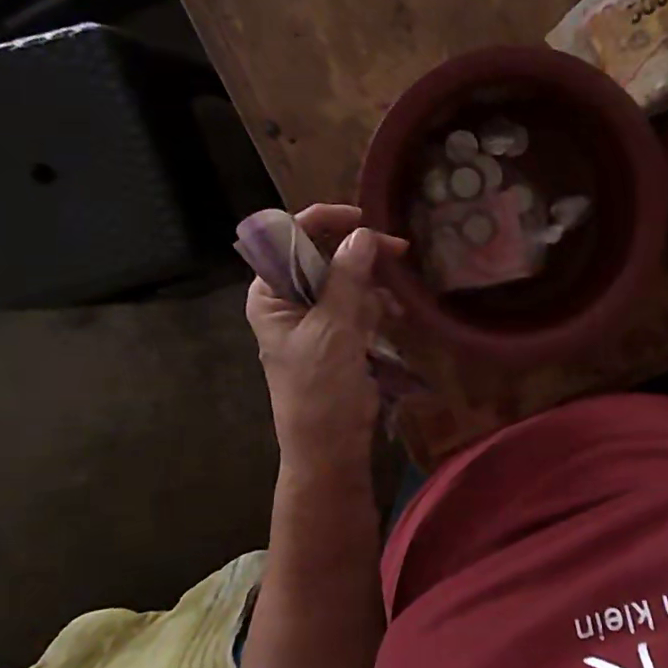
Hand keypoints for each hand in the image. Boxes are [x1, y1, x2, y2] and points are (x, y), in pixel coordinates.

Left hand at [245, 204, 407, 478]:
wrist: (330, 446)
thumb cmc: (319, 390)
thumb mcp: (332, 330)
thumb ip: (347, 279)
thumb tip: (364, 235)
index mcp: (270, 293)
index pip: (290, 239)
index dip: (324, 222)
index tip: (362, 220)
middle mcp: (289, 297)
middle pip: (324, 255)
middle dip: (359, 254)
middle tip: (398, 251)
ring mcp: (316, 314)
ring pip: (347, 277)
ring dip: (373, 282)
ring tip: (398, 295)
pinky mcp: (339, 331)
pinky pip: (359, 302)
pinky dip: (378, 303)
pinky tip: (397, 313)